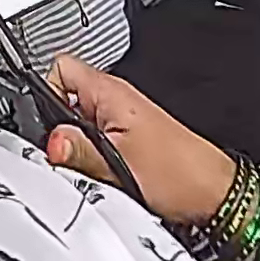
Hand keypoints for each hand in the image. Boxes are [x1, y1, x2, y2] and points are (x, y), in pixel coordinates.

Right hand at [43, 55, 237, 224]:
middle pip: (65, 95)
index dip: (45, 92)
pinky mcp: (126, 135)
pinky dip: (91, 153)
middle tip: (70, 152)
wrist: (214, 192)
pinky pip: (94, 135)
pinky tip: (104, 172)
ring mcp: (120, 116)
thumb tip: (50, 143)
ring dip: (77, 144)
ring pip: (78, 119)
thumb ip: (78, 152)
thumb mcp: (118, 165)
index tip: (47, 126)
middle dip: (60, 126)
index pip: (60, 68)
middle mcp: (114, 97)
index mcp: (109, 90)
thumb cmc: (179, 172)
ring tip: (93, 165)